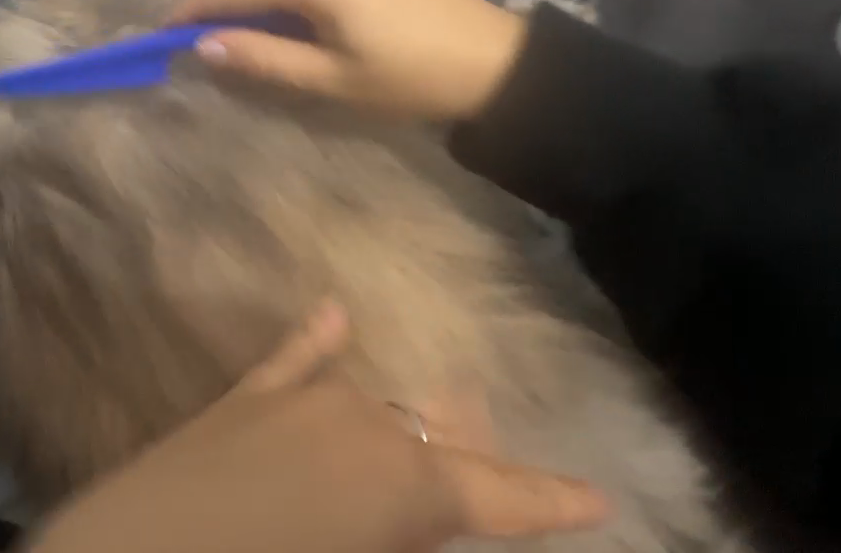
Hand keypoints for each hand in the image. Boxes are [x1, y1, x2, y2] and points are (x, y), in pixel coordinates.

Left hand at [24, 302, 609, 552]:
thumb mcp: (367, 545)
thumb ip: (413, 526)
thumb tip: (437, 506)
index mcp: (402, 477)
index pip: (498, 492)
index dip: (550, 500)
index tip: (598, 497)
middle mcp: (360, 420)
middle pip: (438, 437)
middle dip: (475, 458)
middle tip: (504, 476)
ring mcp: (296, 399)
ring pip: (375, 400)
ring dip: (410, 417)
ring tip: (446, 416)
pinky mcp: (242, 398)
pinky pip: (292, 359)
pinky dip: (318, 342)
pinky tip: (334, 311)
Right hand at [167, 0, 526, 120]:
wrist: (496, 59)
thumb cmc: (410, 77)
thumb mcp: (330, 79)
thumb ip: (262, 58)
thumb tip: (202, 46)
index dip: (193, 9)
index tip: (161, 32)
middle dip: (224, 7)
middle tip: (197, 42)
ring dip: (258, 0)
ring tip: (242, 37)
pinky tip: (289, 18)